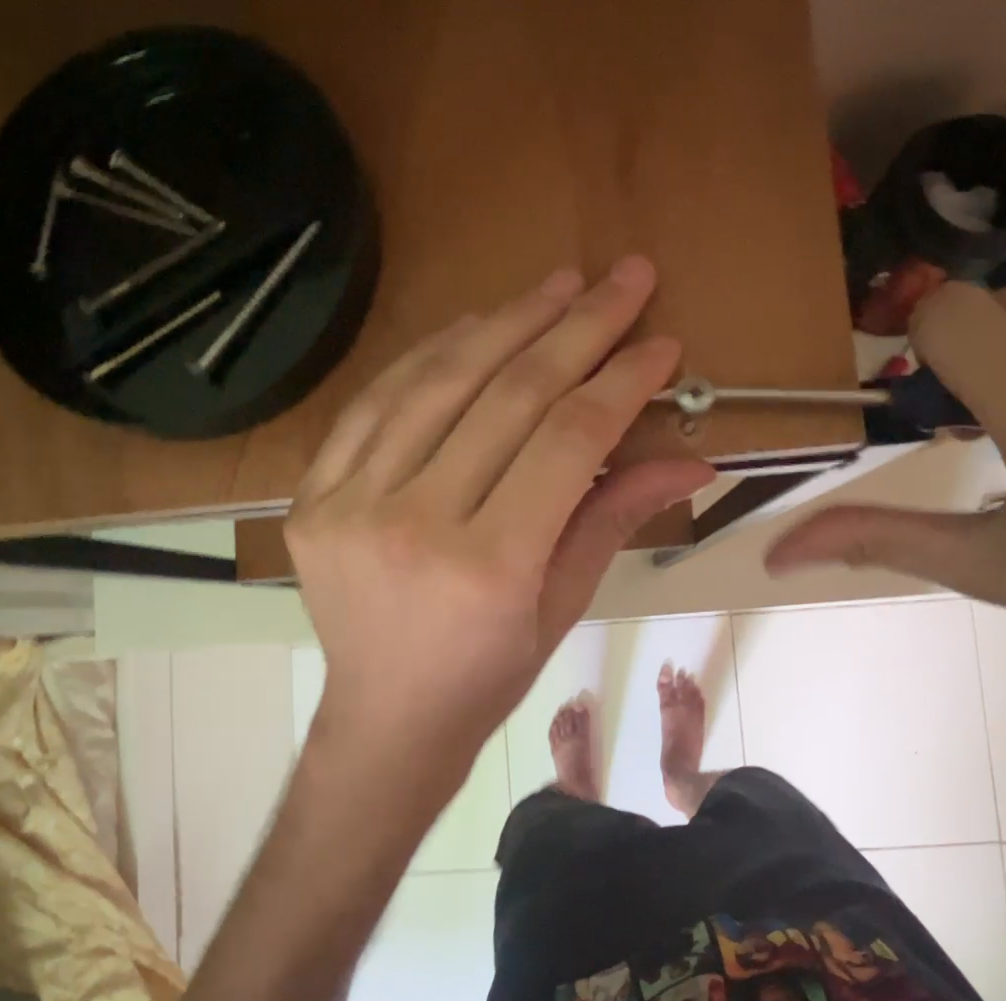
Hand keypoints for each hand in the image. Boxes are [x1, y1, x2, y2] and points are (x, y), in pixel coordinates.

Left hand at [287, 257, 714, 769]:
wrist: (386, 716)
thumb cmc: (488, 675)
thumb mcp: (563, 607)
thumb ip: (615, 517)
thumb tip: (691, 457)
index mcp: (487, 567)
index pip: (567, 439)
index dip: (620, 380)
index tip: (661, 342)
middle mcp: (413, 524)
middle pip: (507, 395)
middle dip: (576, 327)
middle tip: (624, 278)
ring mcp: (350, 504)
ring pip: (438, 380)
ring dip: (506, 321)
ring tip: (558, 283)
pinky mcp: (313, 495)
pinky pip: (377, 401)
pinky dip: (431, 355)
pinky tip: (477, 325)